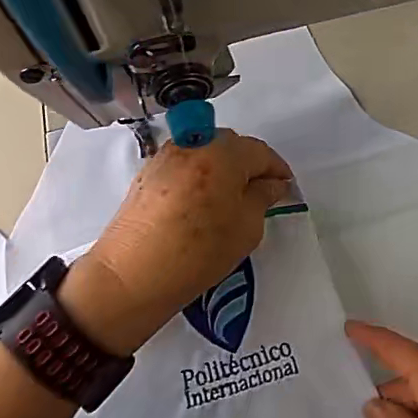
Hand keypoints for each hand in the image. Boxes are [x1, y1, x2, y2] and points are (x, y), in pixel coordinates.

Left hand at [59, 131, 291, 357]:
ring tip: (228, 201)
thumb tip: (270, 184)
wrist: (134, 273)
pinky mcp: (146, 174)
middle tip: (258, 192)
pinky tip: (199, 204)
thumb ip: (262, 197)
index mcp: (222, 154)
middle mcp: (190, 146)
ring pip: (202, 152)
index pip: (259, 150)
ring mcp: (164, 158)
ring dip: (219, 168)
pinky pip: (181, 165)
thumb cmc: (195, 253)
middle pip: (228, 144)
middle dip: (247, 164)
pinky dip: (196, 176)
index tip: (283, 185)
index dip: (276, 168)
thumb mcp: (246, 228)